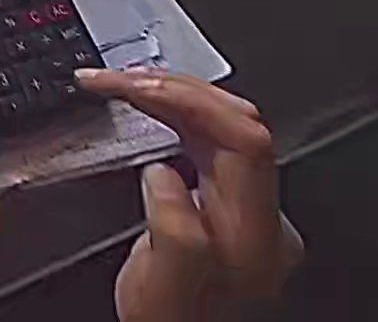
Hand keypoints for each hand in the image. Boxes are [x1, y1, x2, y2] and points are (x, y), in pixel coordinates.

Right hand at [76, 69, 301, 321]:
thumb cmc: (168, 320)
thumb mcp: (163, 289)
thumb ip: (173, 232)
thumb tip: (162, 171)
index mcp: (254, 234)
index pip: (244, 139)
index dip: (194, 102)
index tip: (139, 87)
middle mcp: (258, 211)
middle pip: (232, 118)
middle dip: (172, 87)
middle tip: (119, 79)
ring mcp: (241, 197)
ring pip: (217, 117)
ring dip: (167, 91)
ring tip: (120, 83)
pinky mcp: (220, 186)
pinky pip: (201, 127)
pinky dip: (166, 104)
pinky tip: (142, 102)